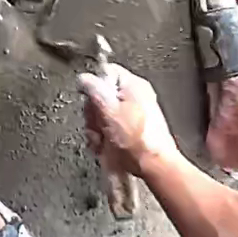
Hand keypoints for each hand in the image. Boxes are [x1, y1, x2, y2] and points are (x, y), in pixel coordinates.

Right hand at [78, 63, 179, 178]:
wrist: (154, 165)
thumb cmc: (137, 139)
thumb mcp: (108, 110)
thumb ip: (94, 90)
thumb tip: (83, 78)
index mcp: (133, 84)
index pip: (106, 72)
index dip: (93, 87)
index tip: (92, 103)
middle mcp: (135, 96)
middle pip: (101, 95)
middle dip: (93, 114)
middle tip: (98, 126)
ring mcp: (134, 113)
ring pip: (103, 114)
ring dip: (96, 129)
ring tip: (102, 140)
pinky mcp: (132, 129)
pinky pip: (110, 127)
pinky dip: (104, 137)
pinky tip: (105, 146)